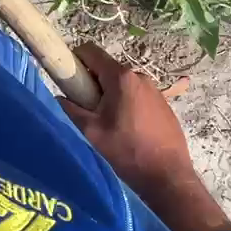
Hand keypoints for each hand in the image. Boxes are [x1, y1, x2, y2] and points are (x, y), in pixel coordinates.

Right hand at [61, 43, 230, 230]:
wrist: (170, 179)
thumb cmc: (128, 153)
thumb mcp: (91, 132)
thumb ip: (71, 109)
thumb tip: (60, 97)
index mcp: (121, 78)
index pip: (90, 51)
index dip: (75, 59)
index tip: (70, 80)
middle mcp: (139, 76)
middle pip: (107, 68)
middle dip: (93, 83)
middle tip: (89, 109)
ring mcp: (155, 90)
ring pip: (122, 83)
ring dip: (111, 95)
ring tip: (110, 124)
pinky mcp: (164, 104)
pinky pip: (137, 94)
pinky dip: (127, 104)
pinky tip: (130, 130)